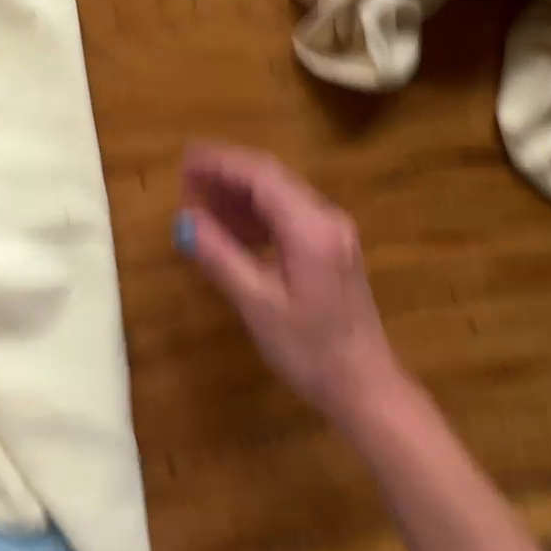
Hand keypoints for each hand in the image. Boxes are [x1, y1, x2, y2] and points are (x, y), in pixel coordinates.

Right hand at [174, 143, 402, 424]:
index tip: (183, 161)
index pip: (260, 176)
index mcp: (310, 228)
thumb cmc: (310, 350)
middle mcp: (325, 219)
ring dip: (237, 195)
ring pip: (278, 195)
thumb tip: (184, 220)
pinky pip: (286, 215)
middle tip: (184, 183)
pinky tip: (230, 231)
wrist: (366, 389)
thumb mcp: (257, 304)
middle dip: (225, 175)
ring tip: (199, 207)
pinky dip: (254, 214)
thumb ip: (220, 256)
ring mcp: (331, 233)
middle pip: (270, 178)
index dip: (219, 164)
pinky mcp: (329, 250)